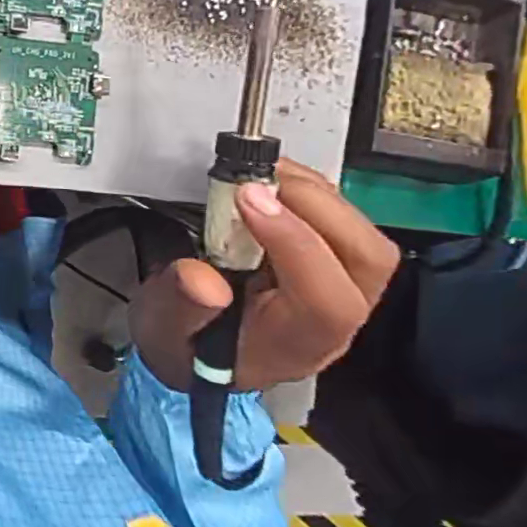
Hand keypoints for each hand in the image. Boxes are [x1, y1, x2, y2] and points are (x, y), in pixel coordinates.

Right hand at [131, 158, 400, 391]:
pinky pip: (342, 225)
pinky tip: (268, 183)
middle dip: (314, 207)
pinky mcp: (328, 264)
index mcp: (296, 343)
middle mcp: (332, 319)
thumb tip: (201, 278)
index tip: (246, 197)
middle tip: (256, 178)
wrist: (194, 352)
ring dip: (313, 195)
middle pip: (364, 260)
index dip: (294, 242)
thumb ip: (179, 307)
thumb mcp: (162, 331)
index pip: (327, 299)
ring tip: (258, 174)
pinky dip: (308, 194)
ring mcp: (338, 289)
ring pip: (362, 238)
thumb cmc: (182, 345)